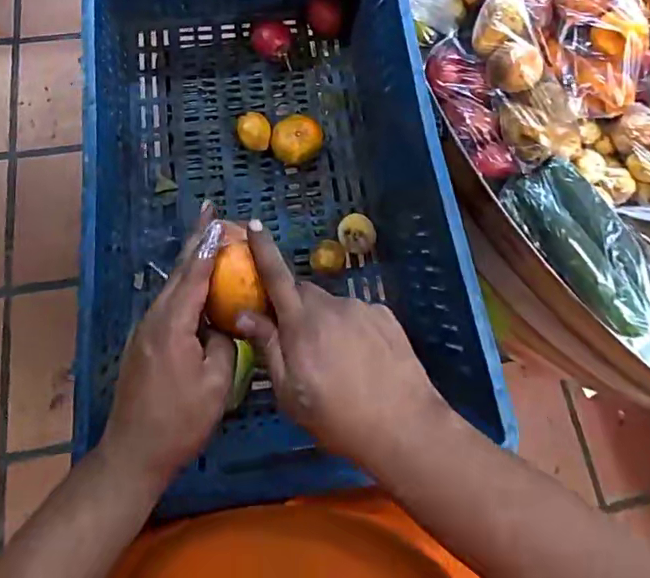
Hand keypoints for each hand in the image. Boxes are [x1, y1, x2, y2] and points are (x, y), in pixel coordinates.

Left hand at [100, 220, 237, 486]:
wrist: (132, 454)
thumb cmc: (179, 420)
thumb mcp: (216, 383)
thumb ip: (224, 342)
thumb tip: (223, 323)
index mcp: (173, 323)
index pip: (194, 273)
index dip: (208, 244)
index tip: (217, 217)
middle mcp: (155, 318)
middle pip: (178, 271)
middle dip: (195, 241)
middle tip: (210, 213)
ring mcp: (146, 330)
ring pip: (171, 286)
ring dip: (189, 262)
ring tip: (208, 242)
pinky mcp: (144, 343)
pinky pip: (168, 303)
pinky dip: (184, 286)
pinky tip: (196, 288)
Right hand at [234, 220, 453, 472]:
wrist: (404, 425)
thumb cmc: (337, 418)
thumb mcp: (290, 393)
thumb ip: (268, 347)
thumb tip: (245, 313)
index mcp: (302, 324)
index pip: (277, 276)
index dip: (263, 249)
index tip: (254, 224)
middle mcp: (331, 306)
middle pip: (303, 293)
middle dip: (293, 307)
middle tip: (295, 342)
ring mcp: (361, 307)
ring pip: (331, 306)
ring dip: (323, 322)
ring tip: (334, 362)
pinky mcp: (385, 315)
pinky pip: (357, 314)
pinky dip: (350, 328)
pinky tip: (360, 360)